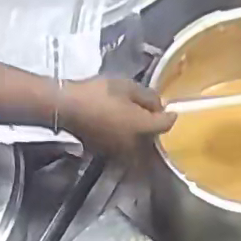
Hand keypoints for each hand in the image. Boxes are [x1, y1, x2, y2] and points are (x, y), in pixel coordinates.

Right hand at [59, 77, 174, 156]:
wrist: (68, 108)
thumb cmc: (99, 94)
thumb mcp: (127, 87)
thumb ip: (148, 97)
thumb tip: (159, 106)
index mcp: (142, 127)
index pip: (165, 125)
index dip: (170, 117)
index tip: (172, 111)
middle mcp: (136, 146)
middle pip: (153, 140)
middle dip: (155, 129)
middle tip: (155, 116)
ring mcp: (122, 152)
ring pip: (140, 148)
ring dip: (143, 139)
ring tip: (140, 124)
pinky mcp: (110, 154)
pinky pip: (126, 149)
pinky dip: (129, 142)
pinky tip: (124, 130)